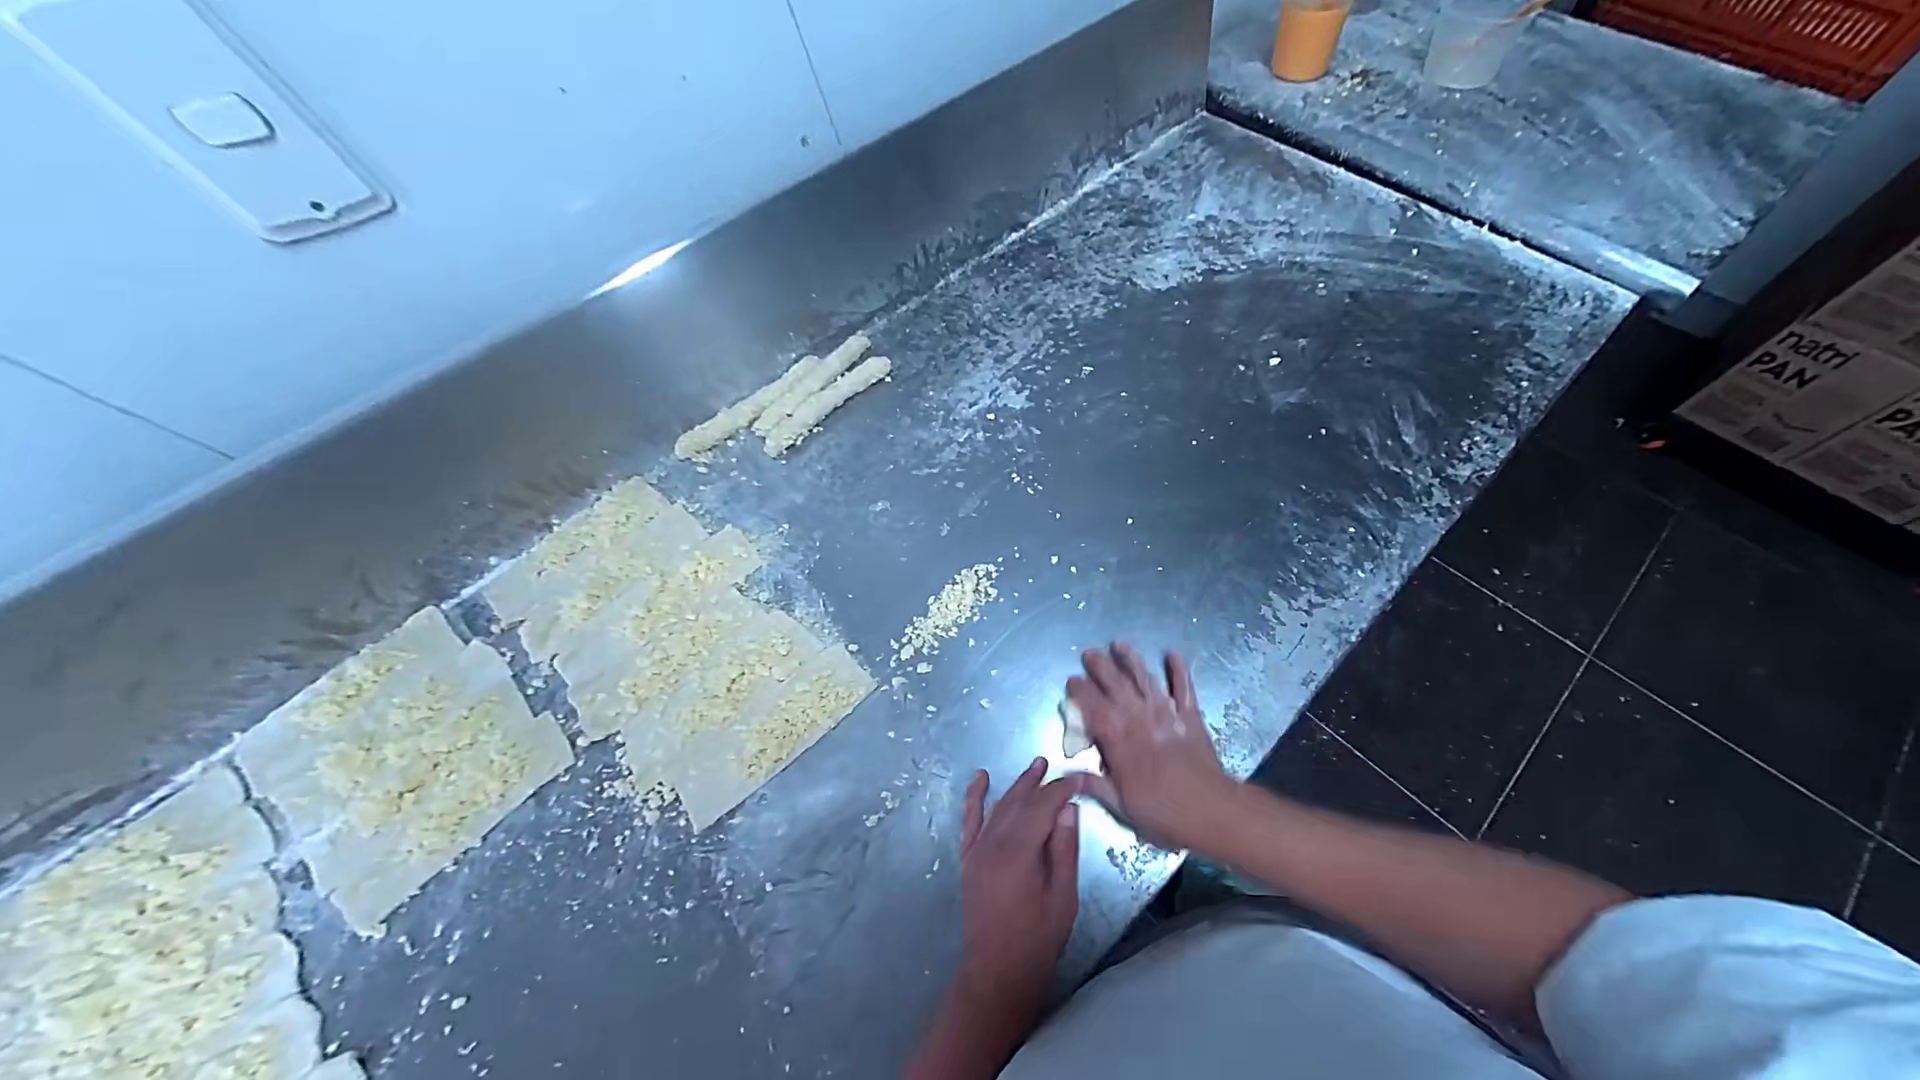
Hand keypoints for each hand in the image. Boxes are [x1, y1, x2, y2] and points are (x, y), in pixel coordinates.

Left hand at [956, 759, 1080, 1014]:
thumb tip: (1068, 809)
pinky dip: (974, 797)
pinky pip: (970, 819)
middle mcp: (993, 842)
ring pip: (999, 807)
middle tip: (1056, 765)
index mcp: (1019, 851)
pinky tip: (981, 778)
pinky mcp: (968, 858)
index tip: (1078, 780)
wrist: (997, 970)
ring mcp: (977, 849)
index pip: (1042, 806)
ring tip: (1034, 768)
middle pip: (1019, 802)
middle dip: (1039, 782)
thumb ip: (1064, 850)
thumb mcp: (1063, 896)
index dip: (1061, 789)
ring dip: (1017, 786)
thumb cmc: (1037, 939)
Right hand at [1069, 643, 1235, 850]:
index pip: (1092, 708)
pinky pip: (1184, 687)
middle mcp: (1139, 720)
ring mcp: (1167, 714)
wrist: (1213, 812)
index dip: (1080, 692)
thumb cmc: (1164, 813)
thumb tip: (1067, 777)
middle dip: (1100, 667)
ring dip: (1131, 660)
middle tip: (1089, 653)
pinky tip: (1173, 655)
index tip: (1072, 680)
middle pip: (1115, 685)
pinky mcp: (1191, 716)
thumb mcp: (1122, 806)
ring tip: (1119, 644)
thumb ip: (1094, 786)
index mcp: (1119, 741)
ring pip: (1145, 679)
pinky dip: (1179, 670)